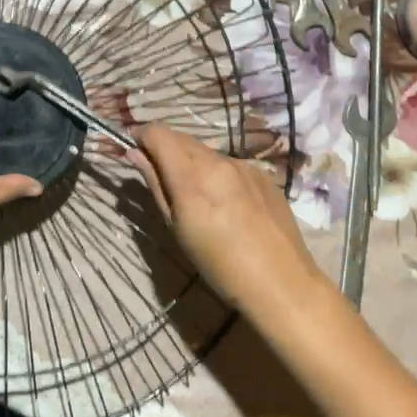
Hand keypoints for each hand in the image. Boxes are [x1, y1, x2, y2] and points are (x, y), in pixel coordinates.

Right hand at [129, 125, 325, 321]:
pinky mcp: (264, 175)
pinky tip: (226, 204)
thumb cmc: (219, 264)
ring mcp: (244, 166)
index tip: (134, 152)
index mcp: (192, 176)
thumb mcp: (176, 228)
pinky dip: (216, 173)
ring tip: (196, 197)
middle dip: (164, 148)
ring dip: (191, 162)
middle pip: (180, 138)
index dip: (141, 136)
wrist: (282, 284)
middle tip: (159, 177)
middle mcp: (219, 161)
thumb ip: (155, 185)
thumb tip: (134, 154)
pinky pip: (229, 164)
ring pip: (205, 151)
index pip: (158, 133)